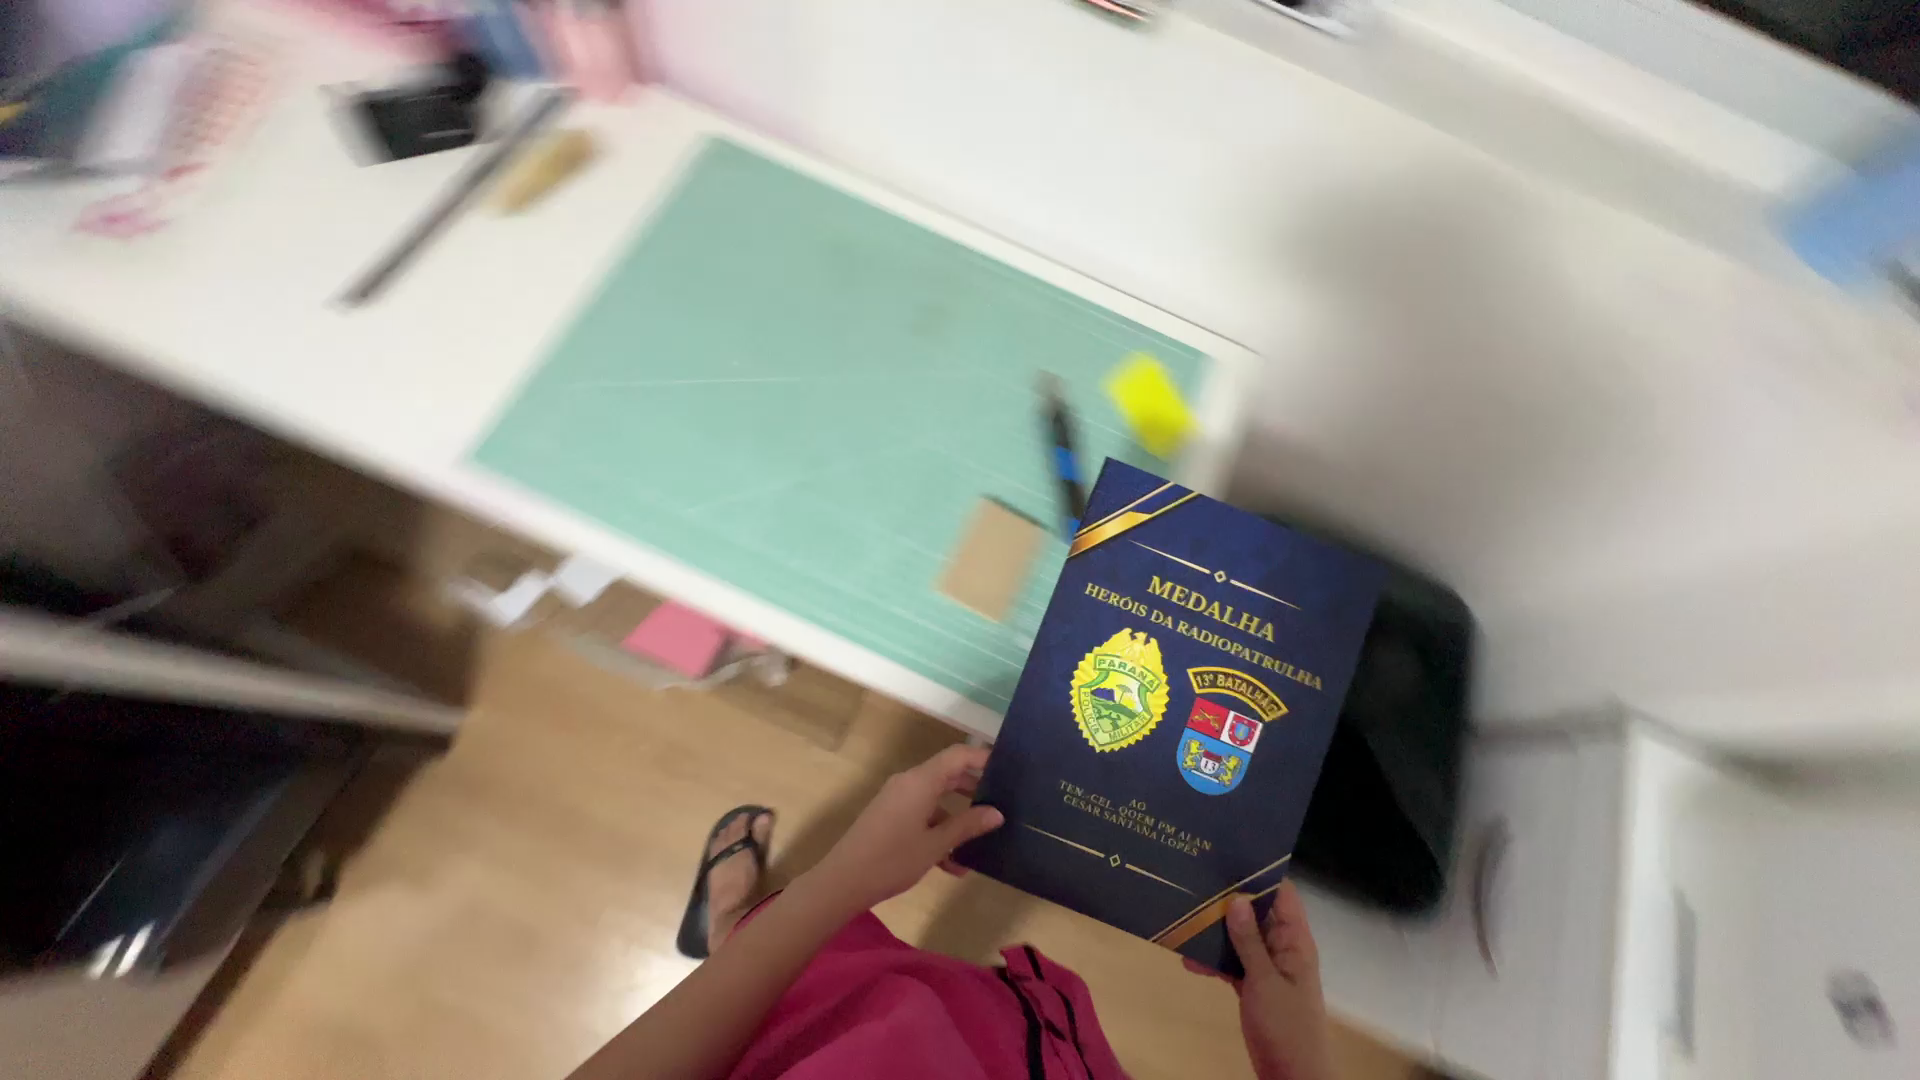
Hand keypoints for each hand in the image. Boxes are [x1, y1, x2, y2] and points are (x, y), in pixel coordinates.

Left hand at [799, 745, 1004, 916]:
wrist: (842, 881)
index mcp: (921, 781)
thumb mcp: (935, 845)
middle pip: (948, 775)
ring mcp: (898, 799)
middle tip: (1001, 804)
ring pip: (936, 799)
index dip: (983, 758)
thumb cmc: (892, 859)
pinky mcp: (890, 816)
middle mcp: (909, 782)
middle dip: (975, 790)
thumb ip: (967, 826)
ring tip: (981, 843)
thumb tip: (996, 813)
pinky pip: (922, 814)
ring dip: (957, 819)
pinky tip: (953, 864)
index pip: (958, 755)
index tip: (1007, 770)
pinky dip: (938, 831)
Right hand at [1184, 882, 1334, 1079]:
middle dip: (1228, 899)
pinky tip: (1187, 959)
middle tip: (1196, 879)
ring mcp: (1266, 966)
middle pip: (1256, 912)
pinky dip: (1212, 960)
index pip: (1282, 894)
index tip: (1229, 857)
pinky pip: (1231, 961)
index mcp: (1294, 941)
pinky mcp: (1252, 984)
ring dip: (1215, 930)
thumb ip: (1249, 941)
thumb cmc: (1286, 1026)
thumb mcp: (1265, 982)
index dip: (1261, 874)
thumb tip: (1235, 899)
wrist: (1292, 1077)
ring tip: (1184, 914)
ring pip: (1239, 936)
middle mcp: (1281, 947)